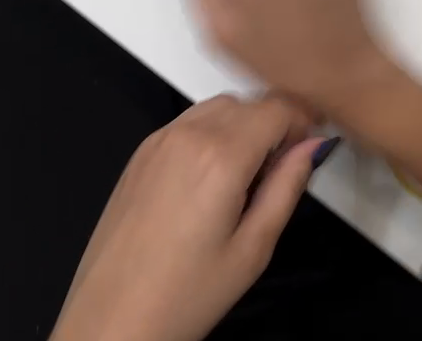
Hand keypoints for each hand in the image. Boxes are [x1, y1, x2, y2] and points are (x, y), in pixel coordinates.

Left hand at [51, 95, 325, 340]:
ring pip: (219, 107)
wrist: (109, 323)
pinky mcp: (141, 152)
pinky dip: (211, 133)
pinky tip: (208, 181)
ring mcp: (160, 140)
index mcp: (221, 156)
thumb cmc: (185, 296)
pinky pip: (190, 122)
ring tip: (243, 179)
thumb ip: (287, 187)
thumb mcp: (253, 249)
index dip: (302, 121)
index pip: (278, 107)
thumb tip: (312, 146)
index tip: (310, 147)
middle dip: (273, 126)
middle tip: (277, 174)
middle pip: (250, 102)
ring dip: (242, 126)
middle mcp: (189, 134)